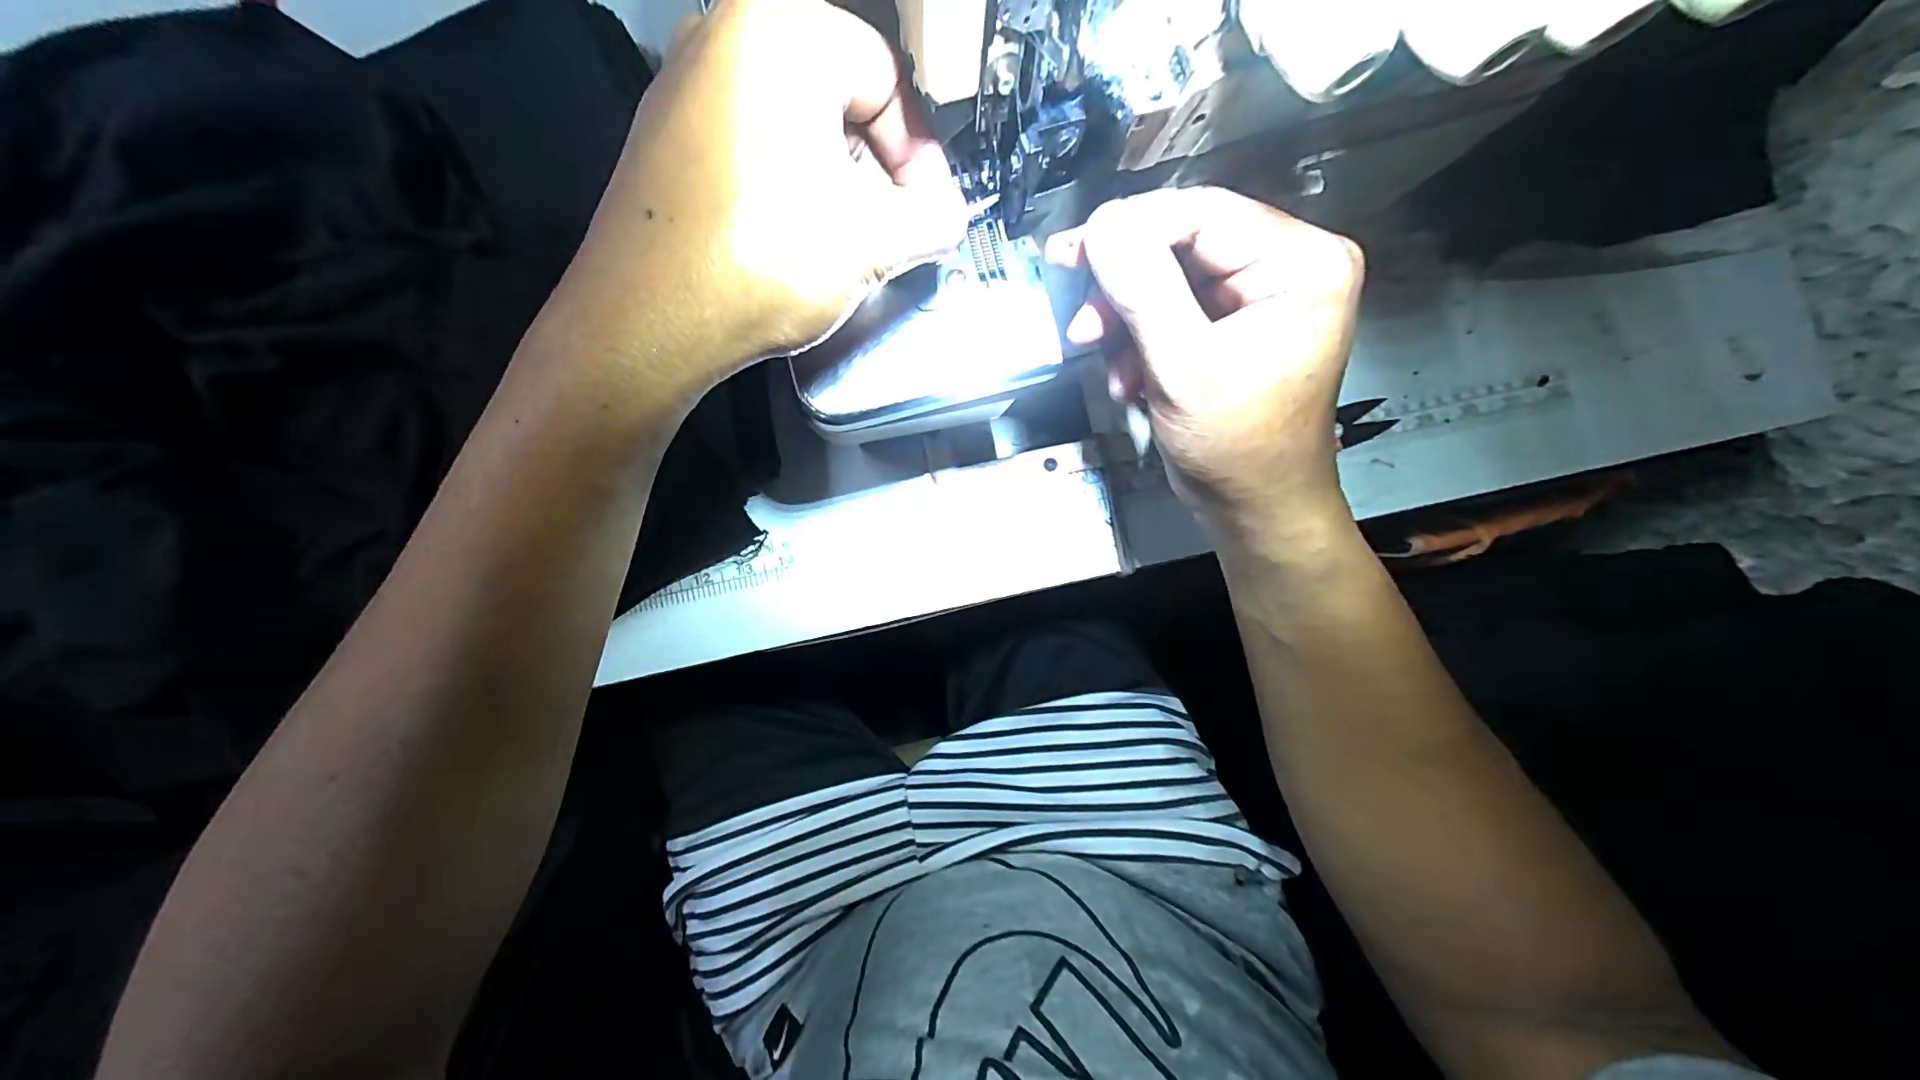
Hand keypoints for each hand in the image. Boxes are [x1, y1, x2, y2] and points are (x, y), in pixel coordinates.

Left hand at [557, 0, 968, 404]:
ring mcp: (683, 85)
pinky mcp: (664, 138)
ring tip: (844, 246)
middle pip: (839, 98)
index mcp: (781, 29)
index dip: (920, 152)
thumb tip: (948, 214)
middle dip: (876, 170)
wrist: (648, 321)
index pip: (887, 78)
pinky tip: (789, 243)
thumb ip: (934, 218)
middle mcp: (722, 34)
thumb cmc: (767, 261)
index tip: (927, 212)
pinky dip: (786, 188)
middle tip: (890, 233)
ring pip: (795, 126)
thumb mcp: (875, 241)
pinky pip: (751, 146)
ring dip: (835, 184)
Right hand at [1046, 187, 1365, 544]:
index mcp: (1301, 265)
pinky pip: (1171, 311)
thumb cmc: (1241, 450)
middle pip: (1181, 244)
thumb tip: (1103, 228)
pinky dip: (1138, 340)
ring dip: (1123, 317)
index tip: (1077, 247)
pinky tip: (1127, 374)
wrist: (1253, 506)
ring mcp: (1257, 301)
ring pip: (1167, 279)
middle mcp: (1286, 271)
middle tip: (1077, 300)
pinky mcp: (1231, 328)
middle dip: (1121, 283)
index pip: (1202, 214)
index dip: (1131, 228)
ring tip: (1098, 348)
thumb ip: (1143, 290)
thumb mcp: (1184, 366)